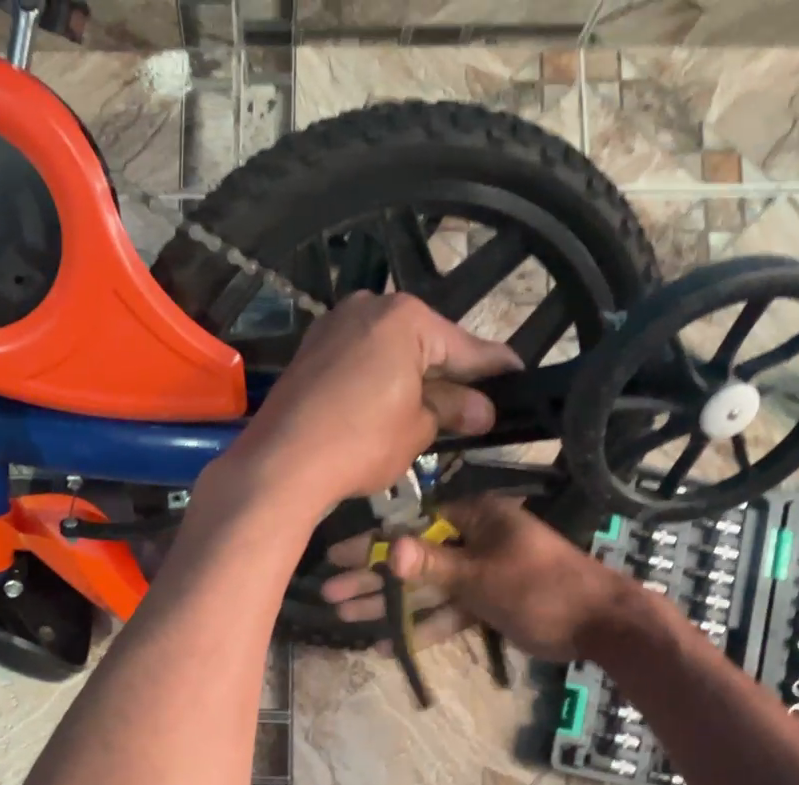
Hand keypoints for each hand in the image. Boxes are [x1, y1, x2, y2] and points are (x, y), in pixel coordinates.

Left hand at [225, 293, 521, 506]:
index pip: (465, 346)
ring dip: (412, 375)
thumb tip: (481, 409)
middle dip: (448, 372)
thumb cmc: (360, 442)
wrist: (281, 462)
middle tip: (473, 403)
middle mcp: (368, 308)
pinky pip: (361, 357)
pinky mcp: (310, 349)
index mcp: (406, 318)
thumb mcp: (417, 428)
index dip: (494, 367)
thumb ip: (451, 409)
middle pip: (425, 341)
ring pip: (390, 349)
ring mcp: (334, 325)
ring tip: (433, 409)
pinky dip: (379, 377)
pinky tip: (390, 403)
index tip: (517, 375)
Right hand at [320, 497, 636, 662]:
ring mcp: (479, 572)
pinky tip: (387, 643)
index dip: (372, 543)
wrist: (601, 624)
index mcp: (475, 517)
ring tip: (344, 616)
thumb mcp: (481, 575)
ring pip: (424, 588)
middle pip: (412, 558)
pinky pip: (446, 612)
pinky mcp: (486, 601)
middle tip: (328, 593)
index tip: (336, 556)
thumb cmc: (540, 588)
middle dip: (371, 578)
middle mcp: (473, 539)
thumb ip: (431, 564)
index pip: (411, 526)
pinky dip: (421, 626)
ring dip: (389, 604)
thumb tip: (389, 547)